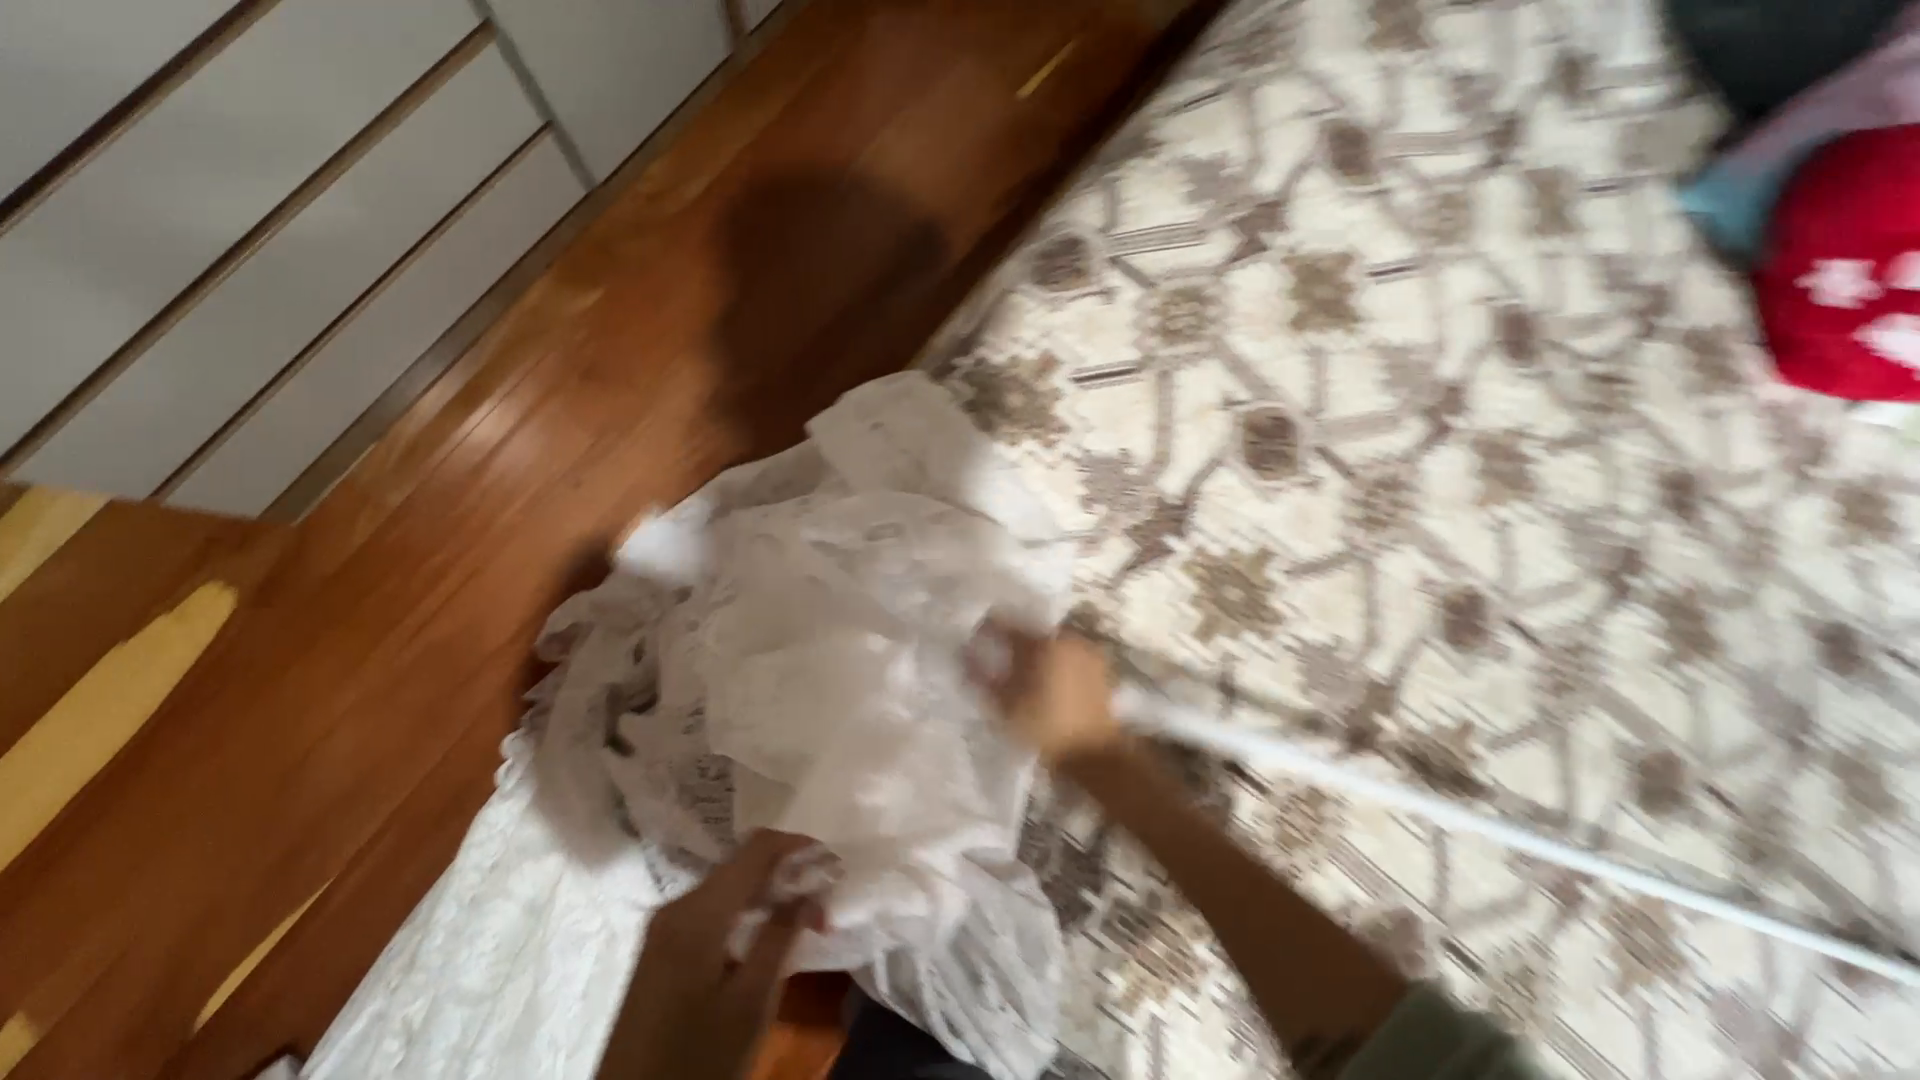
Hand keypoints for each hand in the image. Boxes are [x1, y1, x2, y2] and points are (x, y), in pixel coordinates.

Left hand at [603, 830, 825, 1079]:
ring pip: (726, 887)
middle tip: (824, 904)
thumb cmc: (698, 1056)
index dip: (798, 845)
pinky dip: (744, 912)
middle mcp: (675, 905)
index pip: (756, 848)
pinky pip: (710, 909)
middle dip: (787, 875)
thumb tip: (811, 890)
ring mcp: (663, 926)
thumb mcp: (751, 1002)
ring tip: (804, 922)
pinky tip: (766, 935)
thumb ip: (781, 937)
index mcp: (698, 912)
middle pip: (740, 865)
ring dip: (767, 895)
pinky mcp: (660, 947)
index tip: (834, 863)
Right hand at [967, 622, 1121, 762]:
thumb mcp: (1002, 706)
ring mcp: (1086, 651)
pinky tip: (1047, 685)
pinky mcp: (1100, 668)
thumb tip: (962, 653)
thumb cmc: (1044, 728)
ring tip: (1022, 677)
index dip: (983, 631)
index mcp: (1040, 642)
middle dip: (1010, 645)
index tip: (972, 643)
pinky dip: (1054, 664)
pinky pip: (1068, 657)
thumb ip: (978, 675)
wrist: (1094, 753)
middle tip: (997, 664)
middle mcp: (1065, 637)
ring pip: (1049, 644)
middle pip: (1028, 632)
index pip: (1002, 622)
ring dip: (1034, 655)